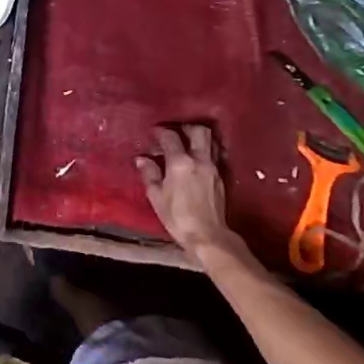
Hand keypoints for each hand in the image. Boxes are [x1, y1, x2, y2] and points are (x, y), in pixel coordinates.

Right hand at [135, 126, 256, 269]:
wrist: (208, 235)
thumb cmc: (177, 217)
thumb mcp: (156, 196)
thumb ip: (149, 174)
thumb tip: (142, 159)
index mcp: (180, 163)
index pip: (171, 137)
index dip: (161, 132)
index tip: (154, 133)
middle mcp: (199, 160)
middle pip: (198, 131)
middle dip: (186, 127)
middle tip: (175, 132)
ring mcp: (213, 168)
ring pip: (210, 142)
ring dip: (198, 138)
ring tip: (187, 144)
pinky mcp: (220, 178)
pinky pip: (214, 156)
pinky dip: (205, 152)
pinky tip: (196, 161)